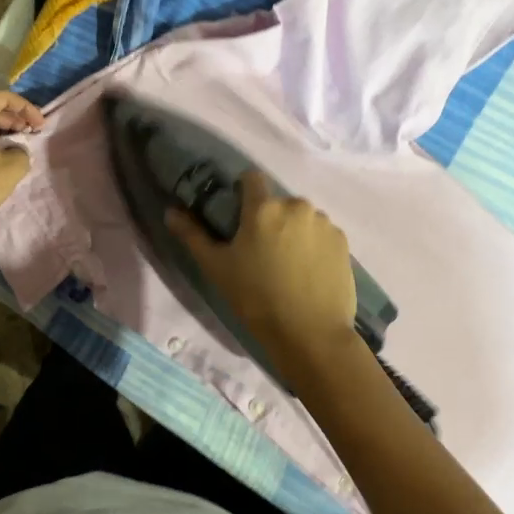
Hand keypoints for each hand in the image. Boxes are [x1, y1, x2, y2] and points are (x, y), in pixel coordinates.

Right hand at [165, 172, 358, 360]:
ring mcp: (324, 224)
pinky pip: (321, 235)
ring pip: (301, 218)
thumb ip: (192, 234)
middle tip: (259, 250)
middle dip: (268, 218)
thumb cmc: (256, 297)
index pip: (251, 178)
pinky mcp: (344, 244)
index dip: (242, 192)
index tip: (237, 216)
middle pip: (277, 202)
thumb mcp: (216, 267)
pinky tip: (306, 272)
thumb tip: (170, 211)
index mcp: (263, 208)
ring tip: (286, 265)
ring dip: (292, 231)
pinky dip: (312, 246)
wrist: (311, 335)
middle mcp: (297, 206)